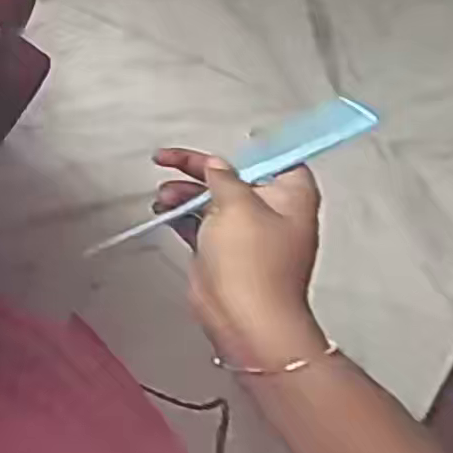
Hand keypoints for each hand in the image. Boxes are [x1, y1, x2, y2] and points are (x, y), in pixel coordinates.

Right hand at [153, 147, 328, 368]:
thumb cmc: (251, 261)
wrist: (242, 313)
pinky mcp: (219, 249)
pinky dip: (179, 213)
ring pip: (209, 198)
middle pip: (233, 178)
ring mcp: (243, 233)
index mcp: (289, 200)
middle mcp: (269, 214)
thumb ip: (224, 177)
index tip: (241, 138)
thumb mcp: (238, 205)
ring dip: (183, 192)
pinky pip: (196, 221)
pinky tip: (163, 210)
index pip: (282, 163)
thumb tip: (217, 164)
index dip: (262, 150)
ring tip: (164, 197)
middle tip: (168, 158)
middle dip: (200, 168)